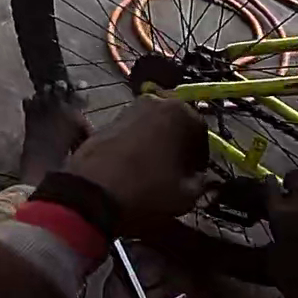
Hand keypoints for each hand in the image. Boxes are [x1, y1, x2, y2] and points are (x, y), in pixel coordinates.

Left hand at [62, 96, 209, 223]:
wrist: (90, 193)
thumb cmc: (147, 190)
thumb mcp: (186, 195)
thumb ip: (203, 185)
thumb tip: (207, 182)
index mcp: (181, 112)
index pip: (202, 132)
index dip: (202, 158)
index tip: (197, 177)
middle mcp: (156, 101)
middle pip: (176, 125)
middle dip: (179, 147)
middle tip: (178, 173)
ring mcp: (128, 109)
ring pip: (153, 127)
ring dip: (158, 145)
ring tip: (154, 173)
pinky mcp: (106, 121)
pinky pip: (132, 133)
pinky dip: (138, 147)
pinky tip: (134, 170)